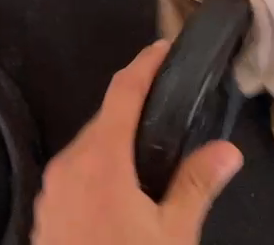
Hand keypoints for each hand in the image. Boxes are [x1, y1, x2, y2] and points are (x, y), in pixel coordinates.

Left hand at [32, 41, 241, 244]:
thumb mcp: (173, 236)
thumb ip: (196, 186)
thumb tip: (227, 150)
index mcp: (100, 159)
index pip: (123, 92)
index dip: (144, 65)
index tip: (163, 47)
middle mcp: (69, 163)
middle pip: (105, 121)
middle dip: (135, 114)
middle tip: (170, 116)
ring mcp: (52, 189)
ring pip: (89, 150)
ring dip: (117, 147)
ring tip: (153, 165)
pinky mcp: (46, 213)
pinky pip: (76, 177)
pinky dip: (100, 174)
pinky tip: (123, 201)